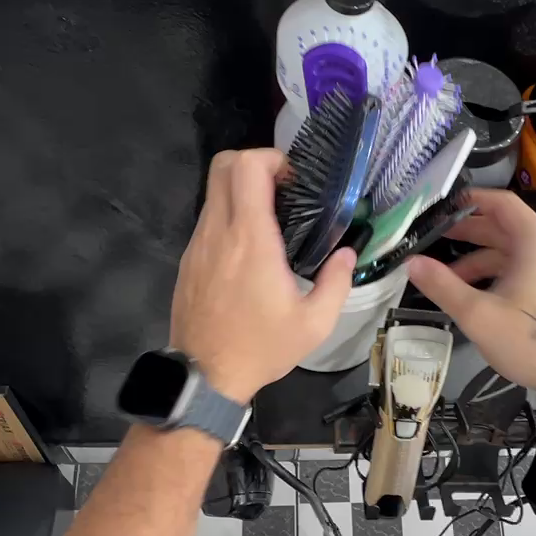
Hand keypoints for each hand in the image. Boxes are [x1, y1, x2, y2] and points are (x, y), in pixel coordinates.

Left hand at [170, 148, 355, 401]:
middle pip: (223, 164)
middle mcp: (219, 232)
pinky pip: (208, 218)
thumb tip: (347, 254)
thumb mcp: (314, 324)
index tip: (296, 182)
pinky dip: (230, 216)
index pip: (246, 167)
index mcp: (250, 240)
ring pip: (213, 191)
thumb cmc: (262, 348)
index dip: (272, 159)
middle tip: (285, 191)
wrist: (206, 376)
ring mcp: (197, 244)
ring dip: (242, 191)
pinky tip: (251, 248)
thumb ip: (337, 282)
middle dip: (256, 163)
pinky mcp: (189, 259)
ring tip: (272, 220)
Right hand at [406, 189, 535, 411]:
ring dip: (482, 260)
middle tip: (435, 240)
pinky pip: (528, 269)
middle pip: (507, 227)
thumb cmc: (531, 343)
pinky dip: (501, 274)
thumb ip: (442, 285)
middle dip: (470, 233)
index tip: (443, 206)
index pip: (502, 203)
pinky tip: (479, 296)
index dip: (471, 200)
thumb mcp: (478, 315)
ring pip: (515, 252)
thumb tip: (411, 263)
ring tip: (450, 278)